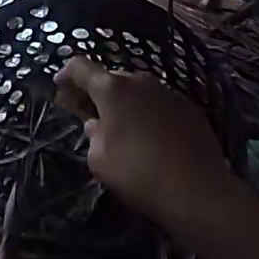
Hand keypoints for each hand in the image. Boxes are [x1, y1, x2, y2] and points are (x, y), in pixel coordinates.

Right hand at [56, 56, 237, 228]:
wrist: (198, 191)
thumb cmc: (138, 173)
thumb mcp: (98, 159)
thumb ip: (92, 134)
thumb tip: (97, 124)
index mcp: (112, 88)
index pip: (80, 67)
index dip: (66, 75)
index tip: (60, 89)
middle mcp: (140, 81)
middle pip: (110, 78)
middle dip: (96, 92)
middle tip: (88, 113)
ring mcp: (168, 92)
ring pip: (137, 90)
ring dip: (124, 103)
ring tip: (121, 127)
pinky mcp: (190, 108)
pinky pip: (158, 104)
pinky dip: (148, 113)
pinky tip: (150, 137)